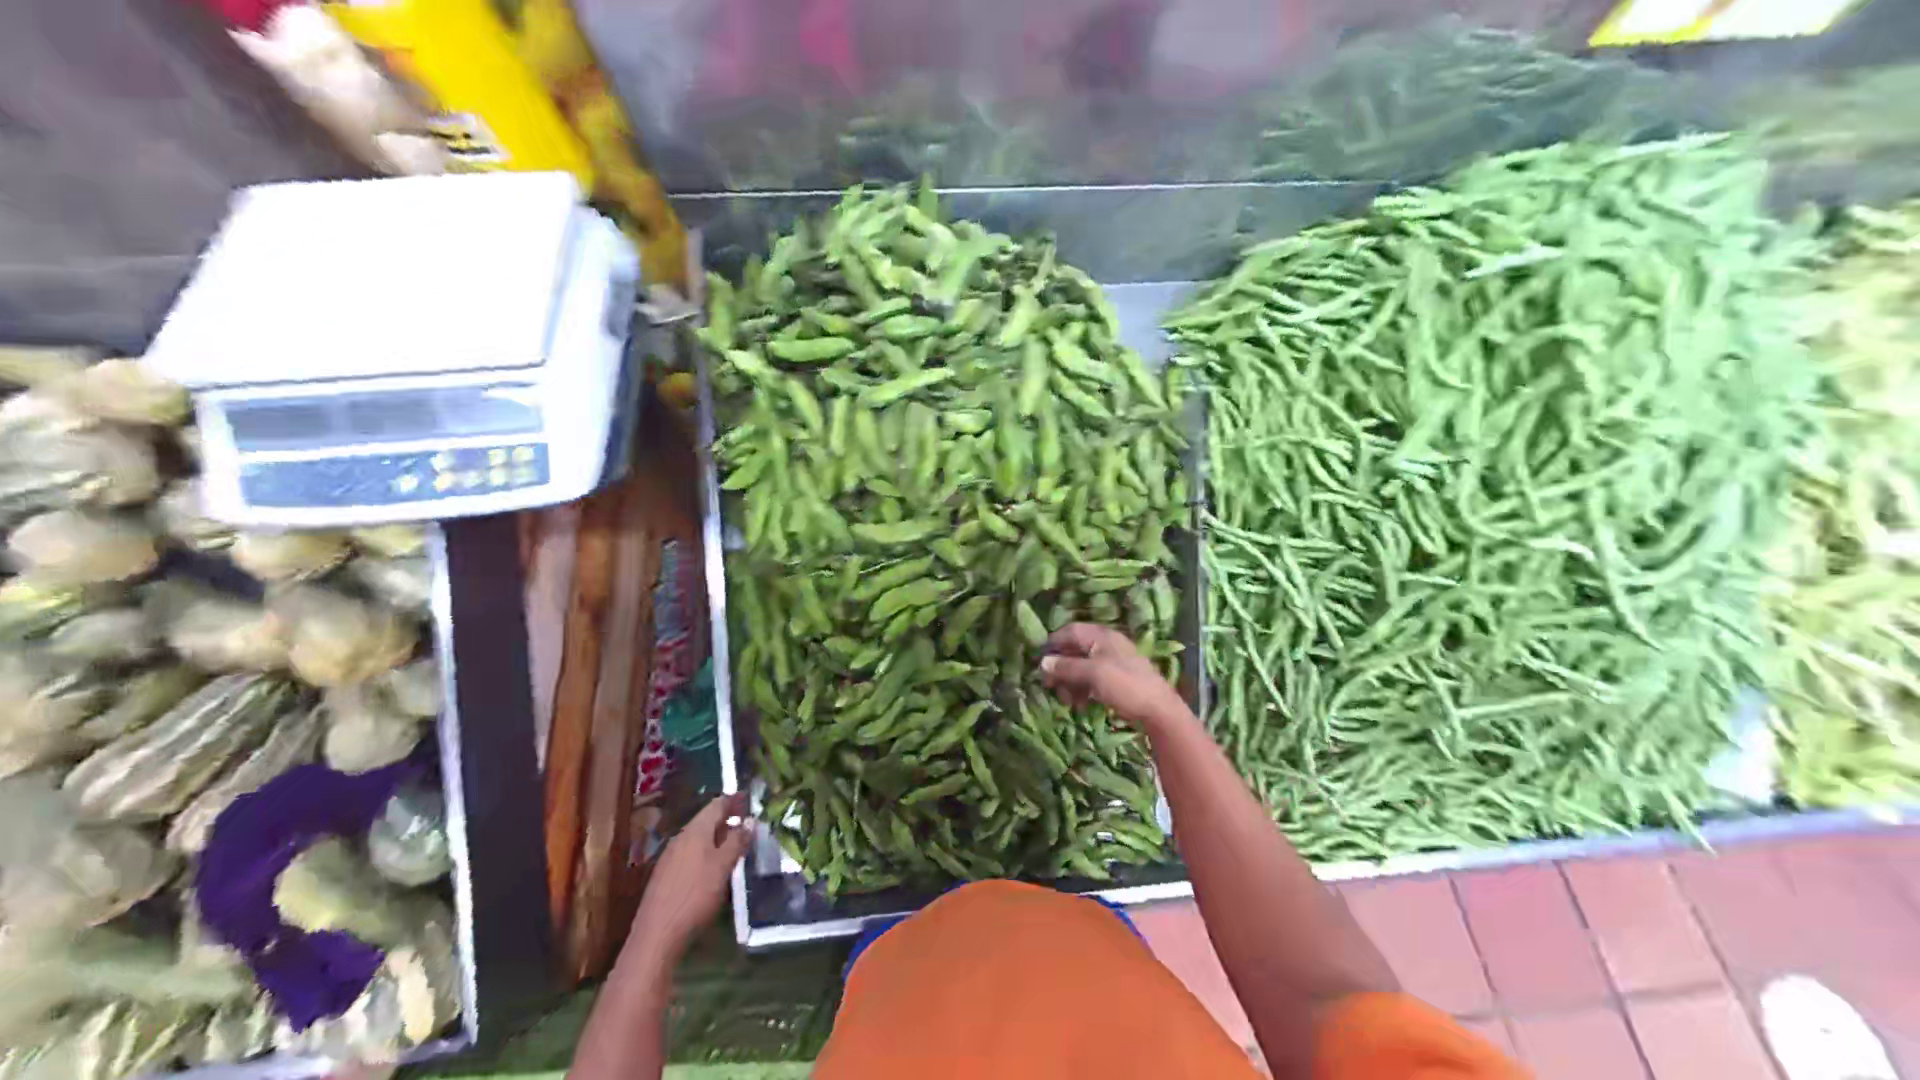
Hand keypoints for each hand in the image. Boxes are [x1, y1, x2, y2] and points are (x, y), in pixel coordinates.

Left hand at [630, 793, 752, 962]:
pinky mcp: (665, 876)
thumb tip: (750, 821)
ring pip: (698, 838)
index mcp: (695, 831)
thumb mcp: (723, 867)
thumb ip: (737, 841)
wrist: (657, 935)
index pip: (717, 804)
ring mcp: (670, 858)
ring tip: (736, 845)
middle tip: (748, 824)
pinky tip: (714, 867)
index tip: (751, 800)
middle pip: (706, 820)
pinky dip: (707, 852)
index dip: (734, 800)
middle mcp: (680, 838)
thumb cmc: (695, 895)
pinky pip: (691, 854)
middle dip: (727, 819)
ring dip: (718, 837)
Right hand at [1039, 623, 1196, 735]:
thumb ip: (1067, 667)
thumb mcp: (1093, 674)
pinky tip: (1080, 705)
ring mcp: (1112, 662)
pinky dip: (1082, 690)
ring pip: (1081, 667)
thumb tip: (1042, 662)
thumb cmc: (1126, 685)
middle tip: (1049, 686)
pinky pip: (1091, 680)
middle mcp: (1106, 645)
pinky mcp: (1116, 680)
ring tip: (1066, 701)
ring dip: (1069, 682)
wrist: (1159, 710)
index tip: (1040, 661)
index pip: (1070, 631)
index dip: (1053, 643)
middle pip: (1074, 650)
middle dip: (1060, 668)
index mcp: (1102, 636)